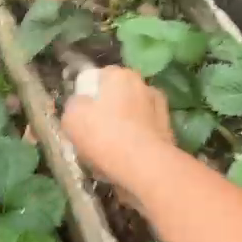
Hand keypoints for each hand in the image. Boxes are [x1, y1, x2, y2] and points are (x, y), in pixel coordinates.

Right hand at [62, 65, 174, 191]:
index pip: (99, 77)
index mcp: (120, 74)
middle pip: (118, 96)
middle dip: (108, 111)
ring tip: (109, 152)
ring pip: (133, 116)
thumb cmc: (104, 134)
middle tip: (94, 134)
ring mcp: (160, 108)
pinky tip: (125, 160)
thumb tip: (80, 106)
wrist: (145, 167)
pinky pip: (144, 134)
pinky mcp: (169, 132)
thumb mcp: (72, 117)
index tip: (81, 115)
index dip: (88, 95)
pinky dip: (136, 142)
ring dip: (124, 127)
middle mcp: (143, 85)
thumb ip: (74, 105)